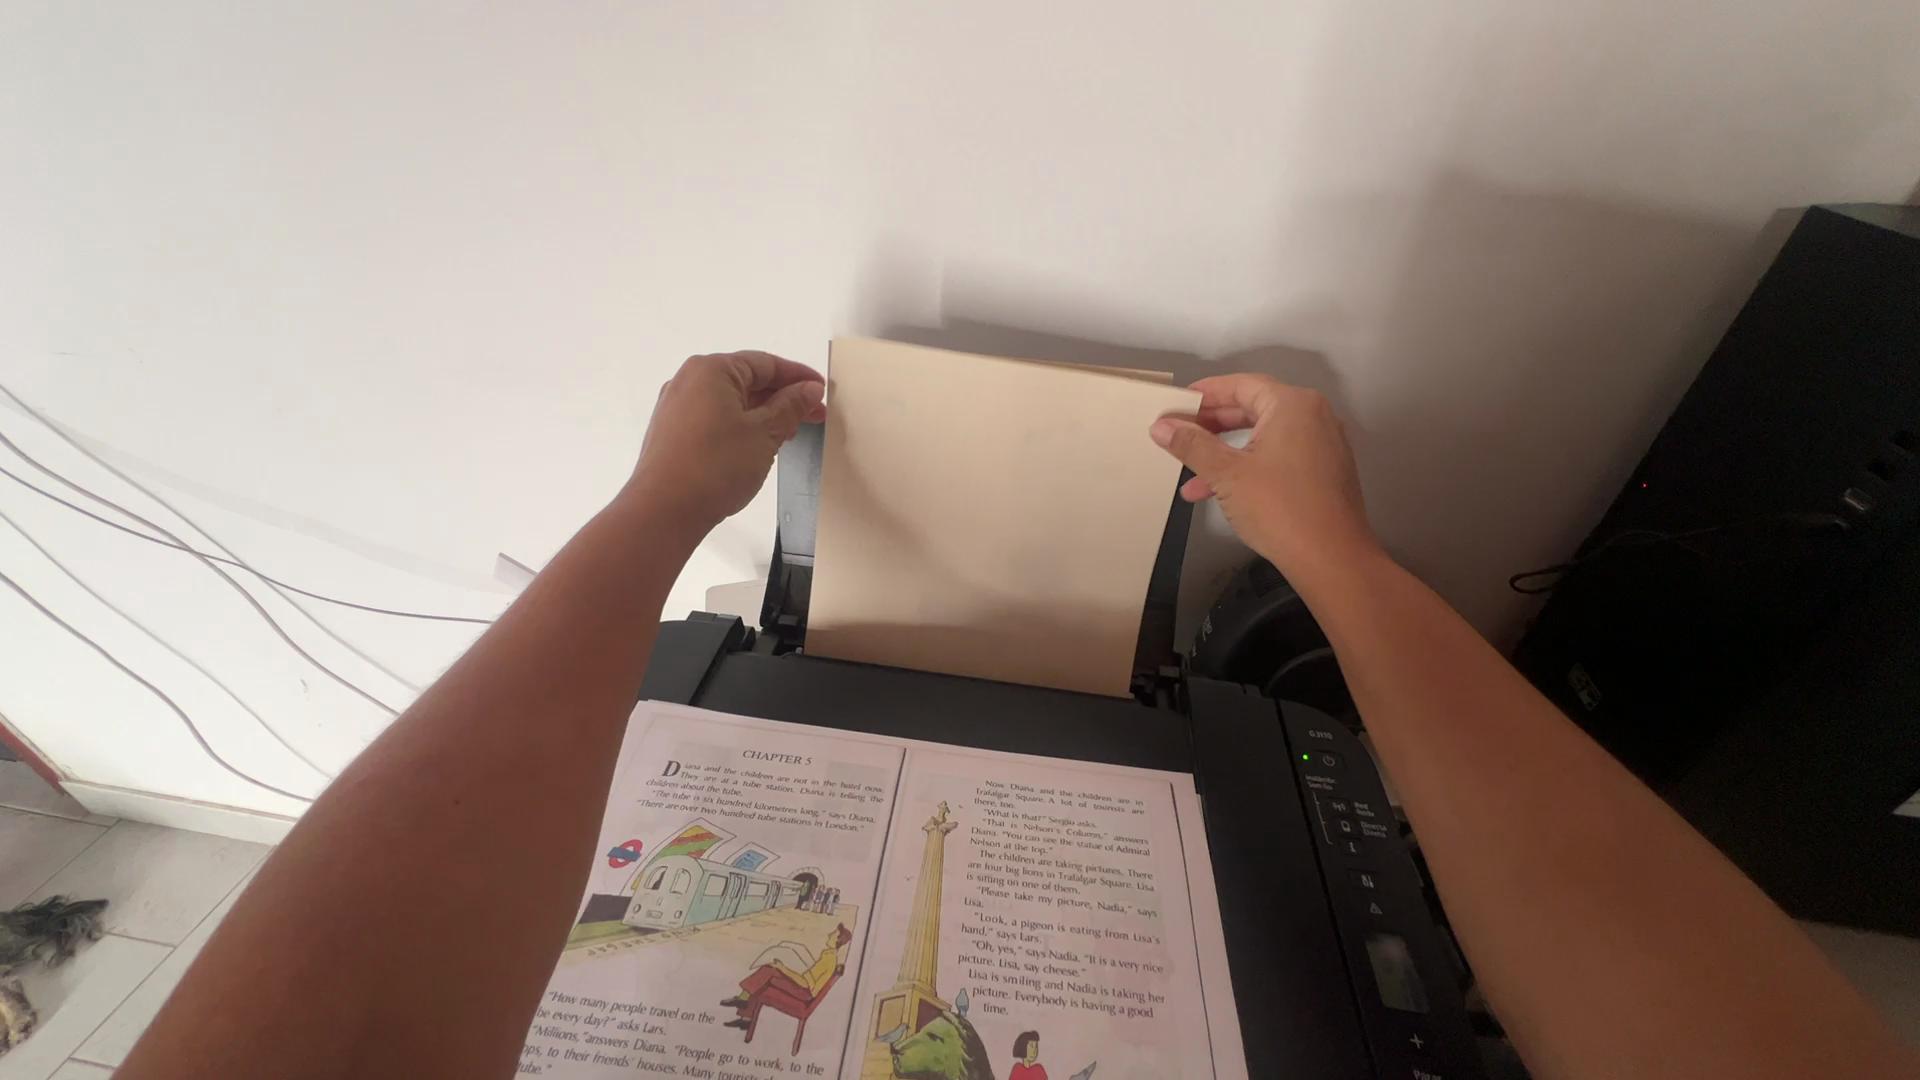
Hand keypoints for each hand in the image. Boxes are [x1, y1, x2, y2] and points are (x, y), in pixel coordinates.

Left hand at [627, 351, 826, 532]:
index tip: (821, 390)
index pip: (765, 363)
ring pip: (732, 402)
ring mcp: (677, 407)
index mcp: (711, 370)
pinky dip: (742, 426)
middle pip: (747, 381)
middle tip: (814, 415)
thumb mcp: (765, 433)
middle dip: (783, 398)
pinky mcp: (674, 433)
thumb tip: (808, 389)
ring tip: (790, 434)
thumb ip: (790, 407)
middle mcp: (689, 381)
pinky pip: (716, 418)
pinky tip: (759, 445)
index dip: (798, 377)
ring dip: (764, 414)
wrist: (665, 510)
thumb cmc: (714, 466)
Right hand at [1149, 374, 1381, 580]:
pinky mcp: (1320, 471)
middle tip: (1178, 436)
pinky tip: (1217, 493)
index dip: (1205, 393)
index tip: (1175, 405)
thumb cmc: (1279, 508)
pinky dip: (1246, 467)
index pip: (1241, 385)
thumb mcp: (1226, 474)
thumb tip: (1161, 427)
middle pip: (1251, 408)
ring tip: (1189, 477)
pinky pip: (1276, 456)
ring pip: (1261, 437)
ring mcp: (1320, 444)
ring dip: (1223, 454)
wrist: (1330, 558)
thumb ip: (1192, 445)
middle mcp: (1312, 416)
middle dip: (1210, 426)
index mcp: (1292, 405)